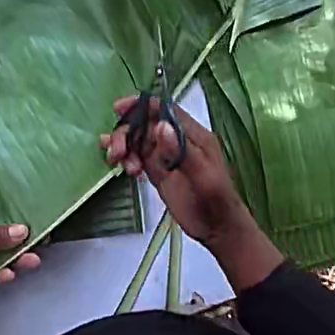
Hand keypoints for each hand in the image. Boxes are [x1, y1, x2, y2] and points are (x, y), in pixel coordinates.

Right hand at [102, 96, 250, 242]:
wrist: (218, 228)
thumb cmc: (216, 199)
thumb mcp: (202, 174)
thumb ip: (181, 150)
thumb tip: (160, 126)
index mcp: (192, 135)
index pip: (165, 110)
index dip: (141, 106)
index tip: (119, 109)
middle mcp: (176, 141)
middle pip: (146, 125)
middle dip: (127, 133)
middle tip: (116, 151)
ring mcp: (165, 157)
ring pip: (138, 142)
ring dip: (123, 147)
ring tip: (117, 162)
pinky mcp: (157, 172)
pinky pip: (137, 158)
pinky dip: (125, 158)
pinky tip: (118, 165)